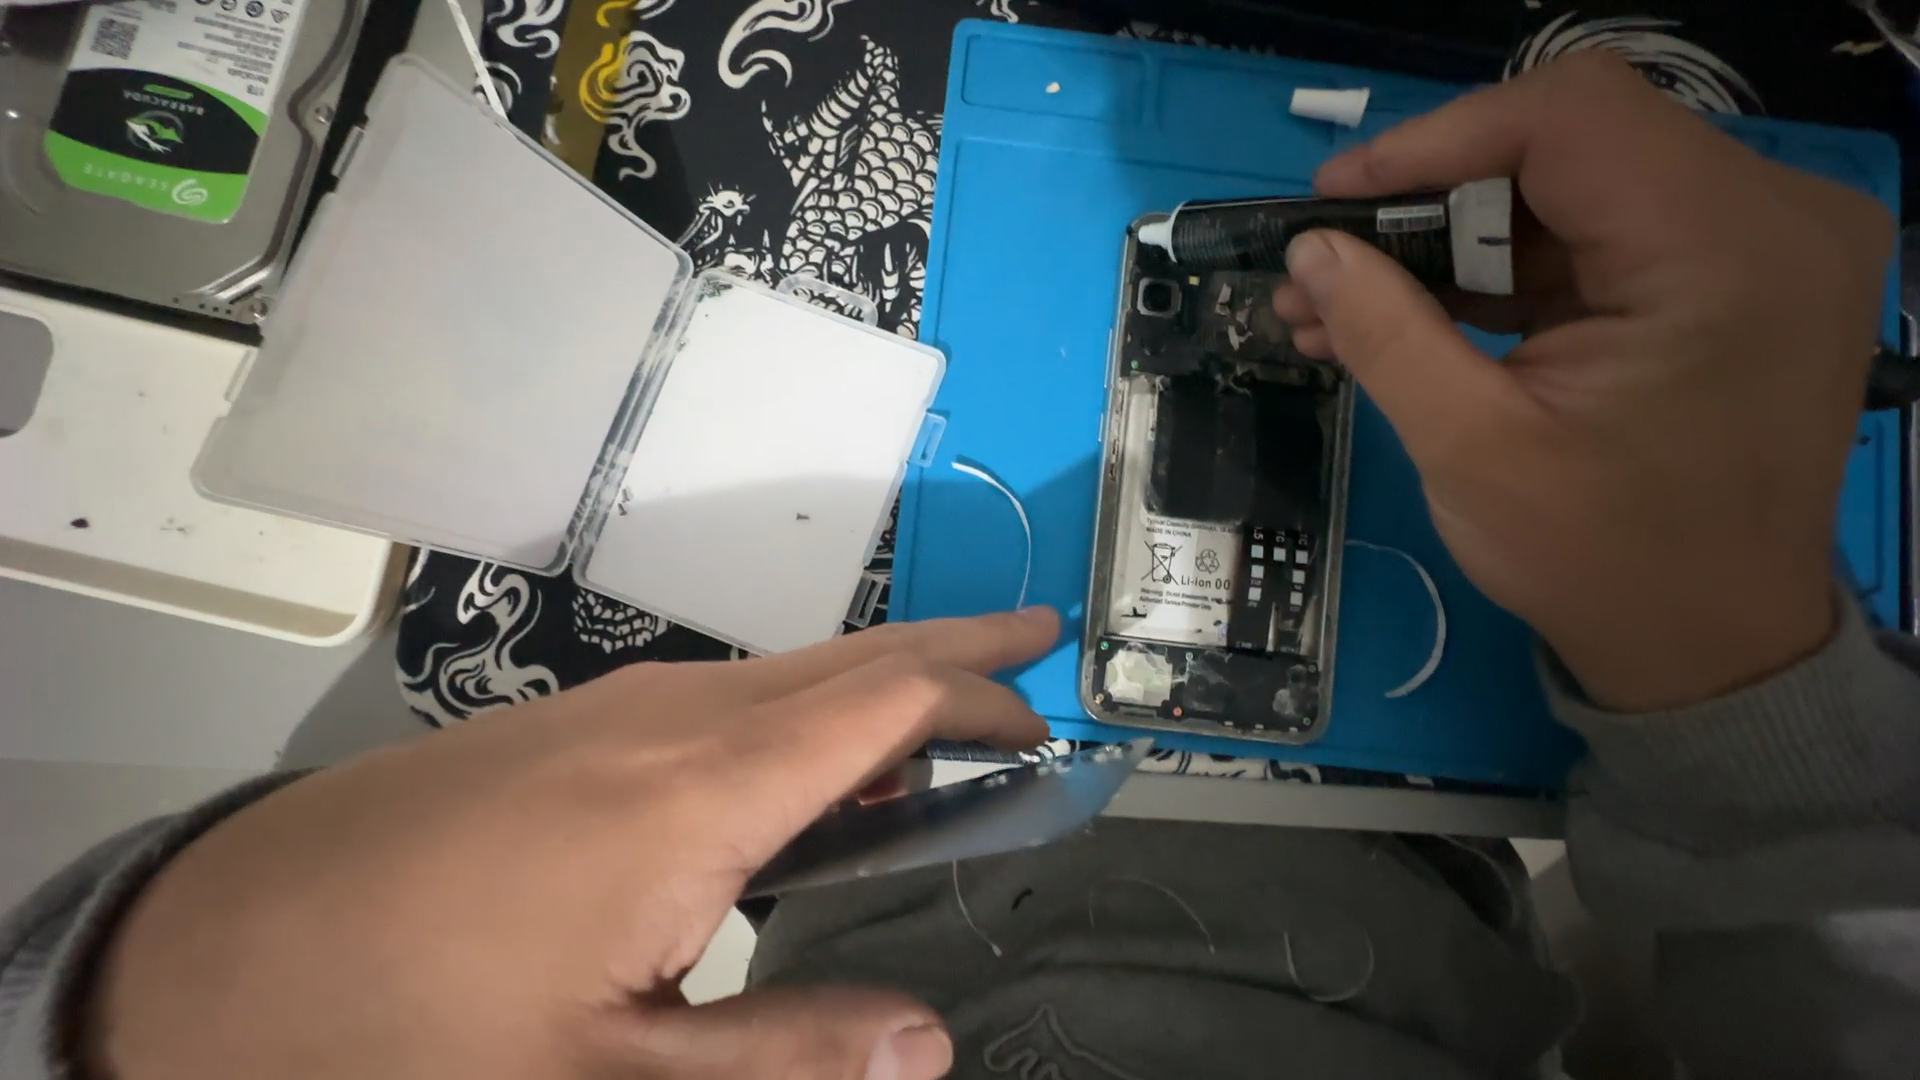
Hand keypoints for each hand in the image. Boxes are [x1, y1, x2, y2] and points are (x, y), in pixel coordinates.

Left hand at [90, 608, 1060, 1079]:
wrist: (214, 940)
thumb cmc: (407, 1026)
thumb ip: (783, 1057)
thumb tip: (929, 1044)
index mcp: (710, 788)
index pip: (887, 705)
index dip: (979, 700)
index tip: (1044, 716)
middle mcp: (690, 712)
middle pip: (861, 655)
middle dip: (964, 647)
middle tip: (1037, 643)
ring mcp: (642, 698)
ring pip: (808, 667)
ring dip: (893, 683)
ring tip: (956, 729)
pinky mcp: (605, 711)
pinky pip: (752, 692)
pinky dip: (825, 709)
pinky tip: (829, 769)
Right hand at [1271, 53, 1892, 710]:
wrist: (1700, 638)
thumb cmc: (1591, 554)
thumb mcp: (1464, 444)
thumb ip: (1382, 332)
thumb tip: (1308, 251)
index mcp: (1721, 247)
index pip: (1567, 118)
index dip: (1429, 143)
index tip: (1327, 200)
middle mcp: (1761, 217)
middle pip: (1561, 149)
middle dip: (1419, 204)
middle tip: (1318, 265)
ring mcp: (1741, 249)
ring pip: (1556, 198)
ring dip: (1436, 247)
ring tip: (1331, 306)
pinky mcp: (1707, 286)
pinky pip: (1574, 249)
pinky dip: (1478, 279)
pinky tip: (1396, 319)